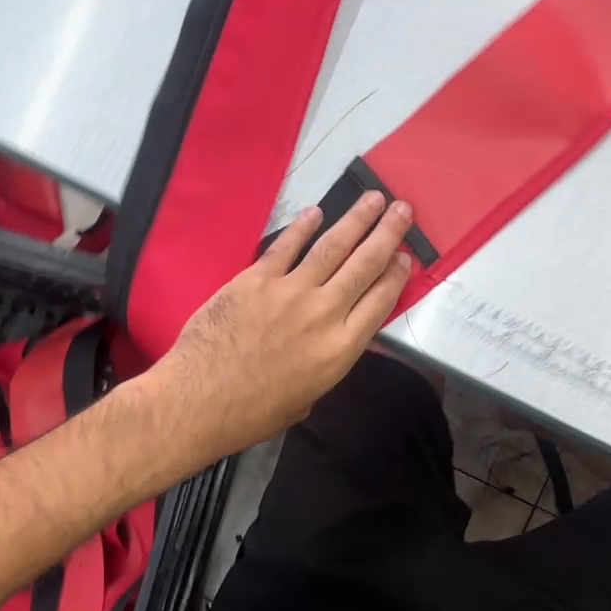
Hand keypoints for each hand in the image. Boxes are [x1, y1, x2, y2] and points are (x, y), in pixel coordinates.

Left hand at [144, 191, 414, 458]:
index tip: (407, 257)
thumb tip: (333, 342)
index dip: (397, 276)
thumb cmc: (255, 412)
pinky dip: (302, 227)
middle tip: (403, 209)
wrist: (203, 399)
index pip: (380, 302)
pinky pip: (285, 247)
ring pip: (332, 247)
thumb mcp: (309, 397)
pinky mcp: (256, 279)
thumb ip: (327, 362)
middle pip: (364, 265)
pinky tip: (316, 213)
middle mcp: (324, 313)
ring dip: (355, 220)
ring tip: (374, 198)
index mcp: (340, 348)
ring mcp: (290, 292)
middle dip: (387, 235)